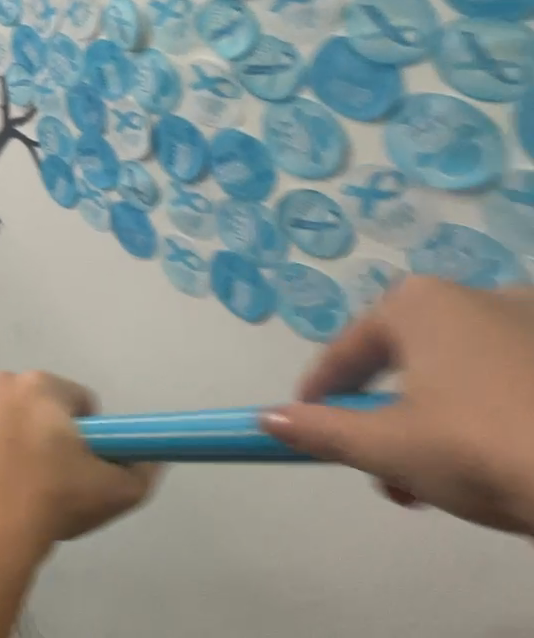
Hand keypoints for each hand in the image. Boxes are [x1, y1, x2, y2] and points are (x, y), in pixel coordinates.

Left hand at [0, 371, 159, 553]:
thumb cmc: (59, 498)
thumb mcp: (123, 489)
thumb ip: (146, 465)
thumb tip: (151, 453)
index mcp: (41, 385)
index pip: (82, 401)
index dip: (93, 433)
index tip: (86, 460)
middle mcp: (5, 380)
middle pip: (50, 403)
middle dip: (60, 429)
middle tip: (62, 469)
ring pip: (23, 411)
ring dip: (33, 431)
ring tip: (36, 471)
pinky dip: (8, 436)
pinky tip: (13, 467)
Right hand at [262, 275, 533, 534]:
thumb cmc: (493, 448)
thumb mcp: (390, 449)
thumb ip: (321, 431)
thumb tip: (267, 421)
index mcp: (420, 303)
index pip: (347, 353)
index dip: (321, 394)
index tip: (310, 427)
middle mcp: (482, 296)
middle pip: (414, 363)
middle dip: (395, 417)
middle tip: (395, 470)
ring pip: (472, 377)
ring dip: (449, 422)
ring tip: (457, 480)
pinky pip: (523, 385)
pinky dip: (507, 417)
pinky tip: (515, 462)